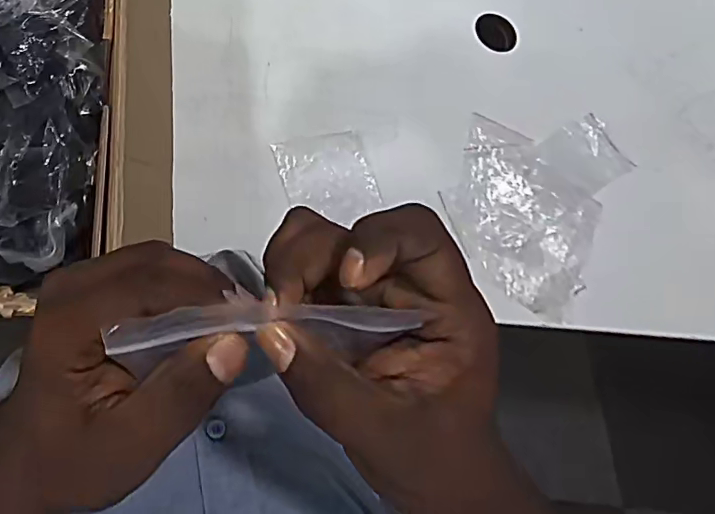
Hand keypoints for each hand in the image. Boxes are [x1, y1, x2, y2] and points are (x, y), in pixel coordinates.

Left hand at [0, 241, 248, 512]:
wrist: (24, 457)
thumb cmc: (73, 456)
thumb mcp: (132, 444)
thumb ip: (181, 393)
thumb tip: (235, 342)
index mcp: (72, 313)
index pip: (147, 282)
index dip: (202, 291)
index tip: (249, 312)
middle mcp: (70, 282)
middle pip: (148, 260)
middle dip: (201, 280)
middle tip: (245, 313)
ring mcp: (74, 279)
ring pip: (145, 258)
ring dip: (189, 279)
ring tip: (227, 314)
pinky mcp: (83, 286)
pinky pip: (136, 270)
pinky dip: (172, 284)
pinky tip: (195, 313)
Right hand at [257, 205, 547, 512]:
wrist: (434, 484)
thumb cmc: (433, 461)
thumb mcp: (384, 435)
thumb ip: (327, 386)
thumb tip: (270, 332)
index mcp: (444, 305)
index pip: (417, 233)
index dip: (378, 239)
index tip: (348, 282)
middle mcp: (401, 282)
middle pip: (347, 230)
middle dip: (306, 257)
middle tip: (283, 304)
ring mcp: (364, 287)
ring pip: (314, 237)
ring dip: (285, 264)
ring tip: (277, 310)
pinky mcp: (332, 298)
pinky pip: (296, 265)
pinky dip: (277, 280)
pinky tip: (276, 316)